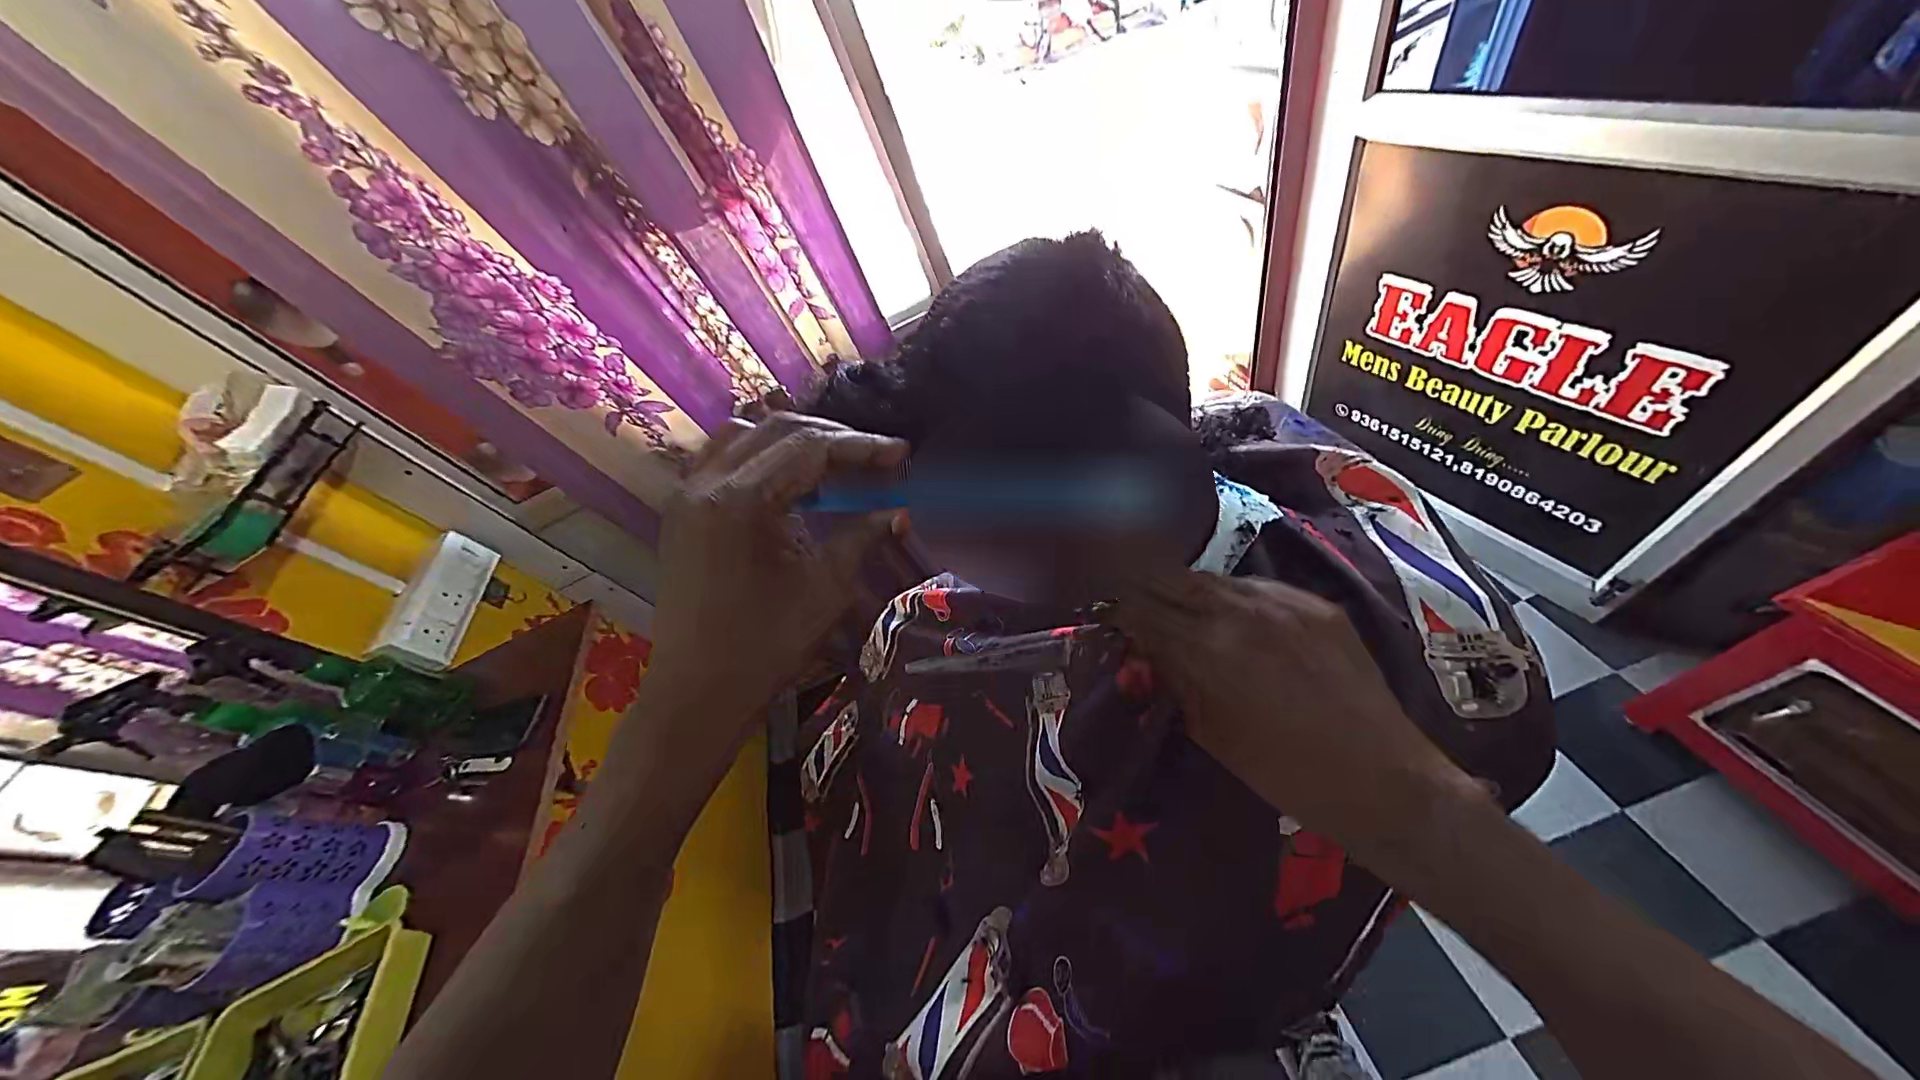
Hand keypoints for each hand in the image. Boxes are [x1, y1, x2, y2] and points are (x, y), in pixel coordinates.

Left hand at [644, 413, 906, 723]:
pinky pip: (722, 458)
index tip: (900, 453)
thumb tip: (897, 511)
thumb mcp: (825, 588)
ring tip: (835, 462)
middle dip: (832, 438)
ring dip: (794, 441)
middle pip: (776, 431)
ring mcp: (686, 495)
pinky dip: (761, 455)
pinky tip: (789, 478)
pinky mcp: (682, 511)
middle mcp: (706, 484)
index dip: (861, 446)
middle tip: (875, 457)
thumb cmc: (764, 646)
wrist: (698, 691)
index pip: (808, 448)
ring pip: (745, 435)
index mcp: (740, 501)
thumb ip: (861, 537)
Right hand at [1113, 571, 1480, 847]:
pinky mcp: (1314, 603)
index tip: (1105, 618)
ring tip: (1178, 612)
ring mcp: (1282, 601)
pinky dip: (1230, 599)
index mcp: (1208, 648)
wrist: (1383, 779)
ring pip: (1211, 578)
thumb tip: (1140, 654)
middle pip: (1169, 579)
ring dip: (1184, 592)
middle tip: (1132, 608)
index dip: (1116, 611)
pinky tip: (1231, 621)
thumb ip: (1170, 682)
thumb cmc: (1285, 772)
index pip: (1141, 608)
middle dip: (1143, 591)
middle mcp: (1241, 610)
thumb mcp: (1209, 731)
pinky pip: (1254, 588)